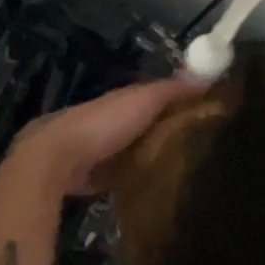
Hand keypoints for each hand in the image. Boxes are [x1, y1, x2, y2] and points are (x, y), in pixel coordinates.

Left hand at [10, 78, 203, 194]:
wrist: (59, 156)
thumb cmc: (104, 123)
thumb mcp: (142, 100)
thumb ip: (170, 90)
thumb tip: (206, 75)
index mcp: (119, 101)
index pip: (151, 100)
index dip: (174, 105)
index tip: (203, 116)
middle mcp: (106, 122)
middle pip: (139, 127)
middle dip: (159, 133)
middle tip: (196, 149)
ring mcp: (95, 151)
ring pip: (127, 151)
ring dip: (144, 157)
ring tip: (178, 171)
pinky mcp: (90, 178)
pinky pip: (117, 176)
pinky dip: (130, 179)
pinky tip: (150, 189)